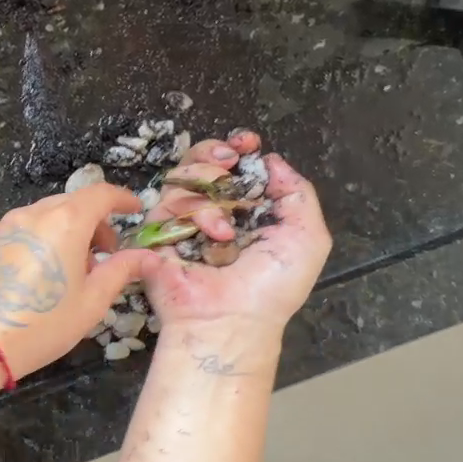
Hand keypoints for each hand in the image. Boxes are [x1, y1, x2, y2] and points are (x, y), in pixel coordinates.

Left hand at [0, 186, 159, 398]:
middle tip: (106, 254)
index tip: (134, 210)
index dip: (121, 199)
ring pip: (44, 215)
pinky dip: (41, 237)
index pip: (99, 194)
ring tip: (76, 268)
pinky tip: (45, 270)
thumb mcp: (92, 301)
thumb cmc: (42, 324)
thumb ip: (120, 270)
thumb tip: (147, 256)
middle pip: (71, 204)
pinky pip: (22, 229)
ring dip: (67, 230)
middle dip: (94, 221)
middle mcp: (30, 215)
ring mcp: (3, 227)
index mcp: (62, 223)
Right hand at [141, 131, 330, 339]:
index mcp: (245, 210)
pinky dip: (194, 214)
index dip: (237, 149)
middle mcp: (211, 210)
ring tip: (226, 226)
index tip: (246, 144)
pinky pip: (166, 205)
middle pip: (199, 162)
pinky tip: (212, 235)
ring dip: (208, 191)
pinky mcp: (155, 232)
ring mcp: (181, 221)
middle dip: (212, 153)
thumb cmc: (271, 286)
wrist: (230, 317)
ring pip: (180, 178)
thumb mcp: (307, 238)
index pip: (234, 168)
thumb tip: (271, 161)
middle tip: (227, 163)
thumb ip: (297, 194)